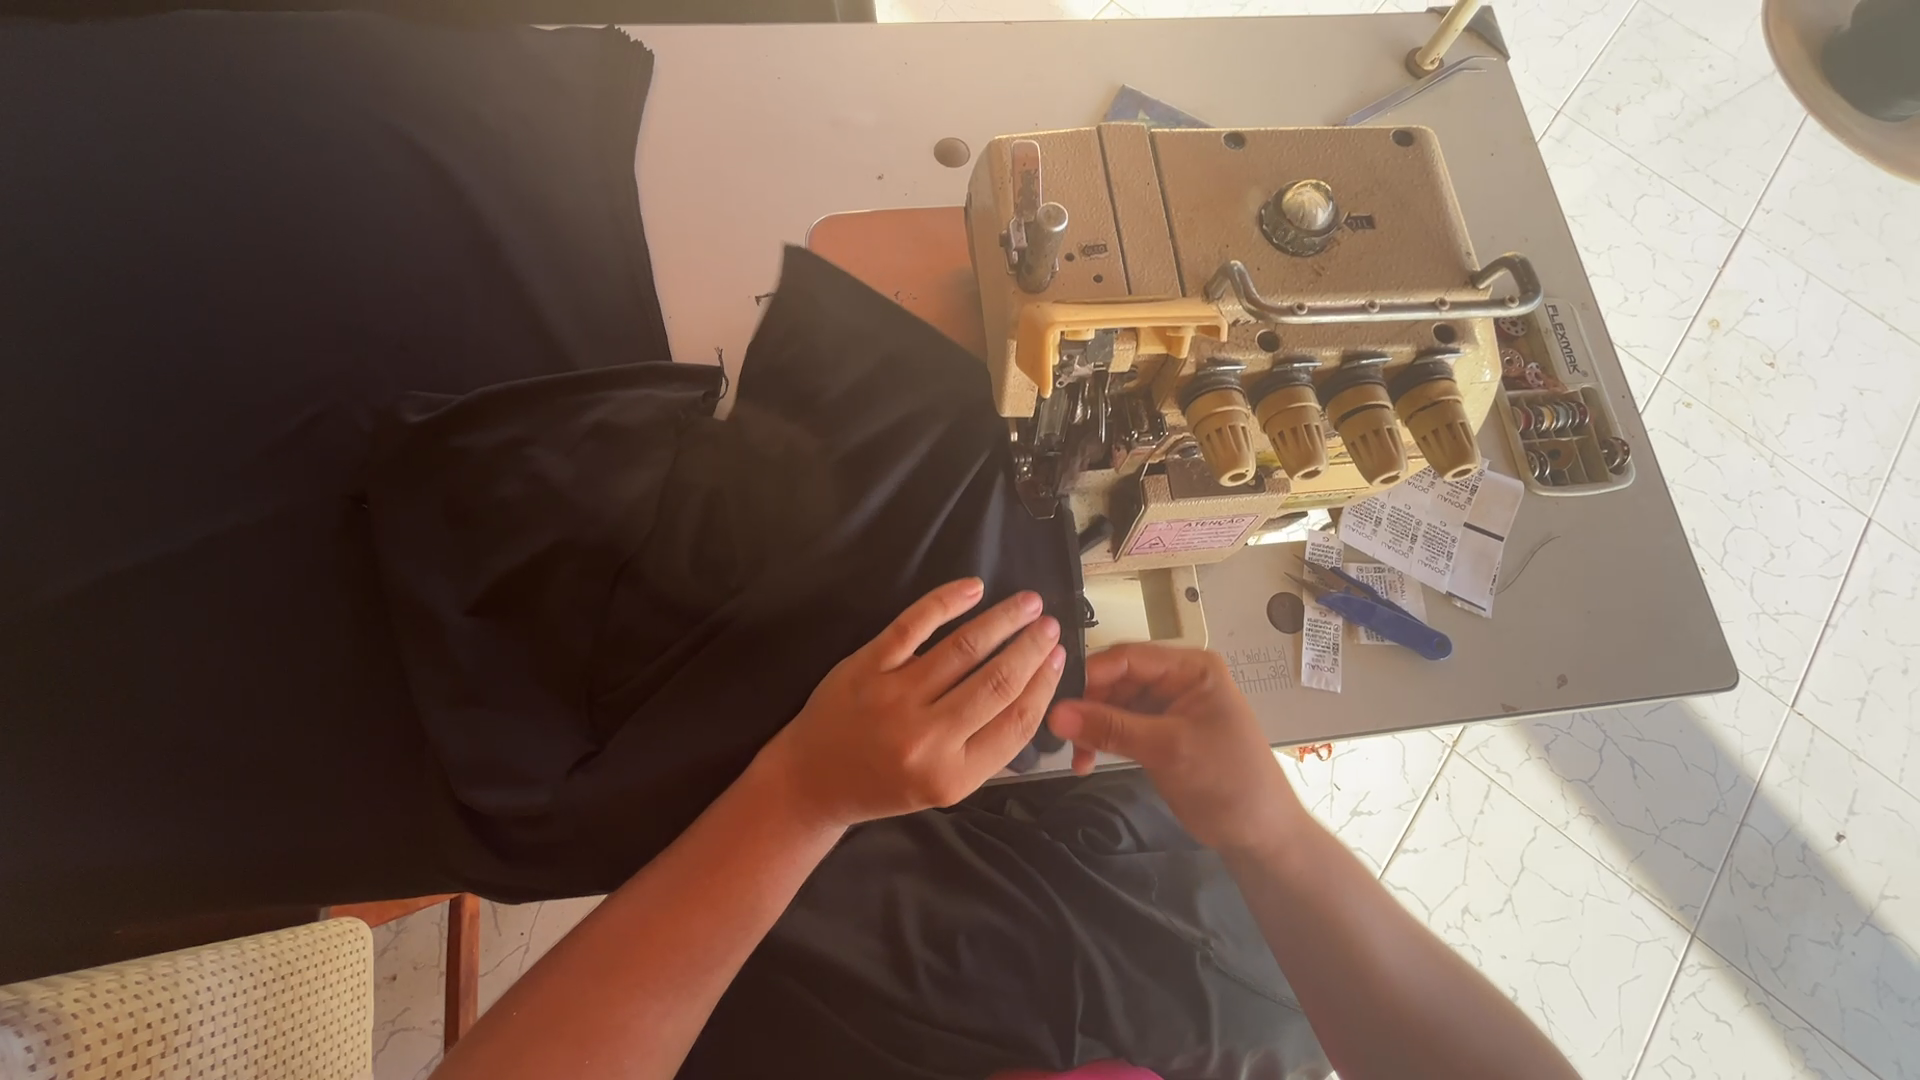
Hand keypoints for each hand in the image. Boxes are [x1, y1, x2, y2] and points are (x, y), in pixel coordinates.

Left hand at [752, 578, 1065, 829]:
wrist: (812, 783)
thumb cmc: (884, 785)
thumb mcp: (943, 785)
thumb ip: (985, 748)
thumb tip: (1032, 691)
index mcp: (953, 775)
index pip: (1016, 722)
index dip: (1044, 685)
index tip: (1058, 657)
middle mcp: (927, 738)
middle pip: (996, 681)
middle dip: (1031, 647)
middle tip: (1050, 624)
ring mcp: (894, 698)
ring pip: (963, 648)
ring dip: (1003, 620)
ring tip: (1027, 603)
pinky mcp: (866, 667)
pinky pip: (914, 625)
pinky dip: (947, 601)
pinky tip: (973, 589)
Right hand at [1046, 644, 1303, 855]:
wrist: (1260, 835)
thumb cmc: (1227, 782)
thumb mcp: (1167, 749)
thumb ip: (1111, 728)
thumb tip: (1056, 713)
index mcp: (1191, 668)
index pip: (1128, 657)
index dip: (1091, 674)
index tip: (1055, 698)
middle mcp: (1177, 679)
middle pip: (1117, 679)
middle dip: (1089, 706)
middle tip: (1061, 734)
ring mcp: (1168, 707)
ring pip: (1113, 704)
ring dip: (1092, 727)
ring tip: (1076, 756)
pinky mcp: (1159, 732)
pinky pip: (1120, 726)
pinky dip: (1102, 741)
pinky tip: (1086, 761)